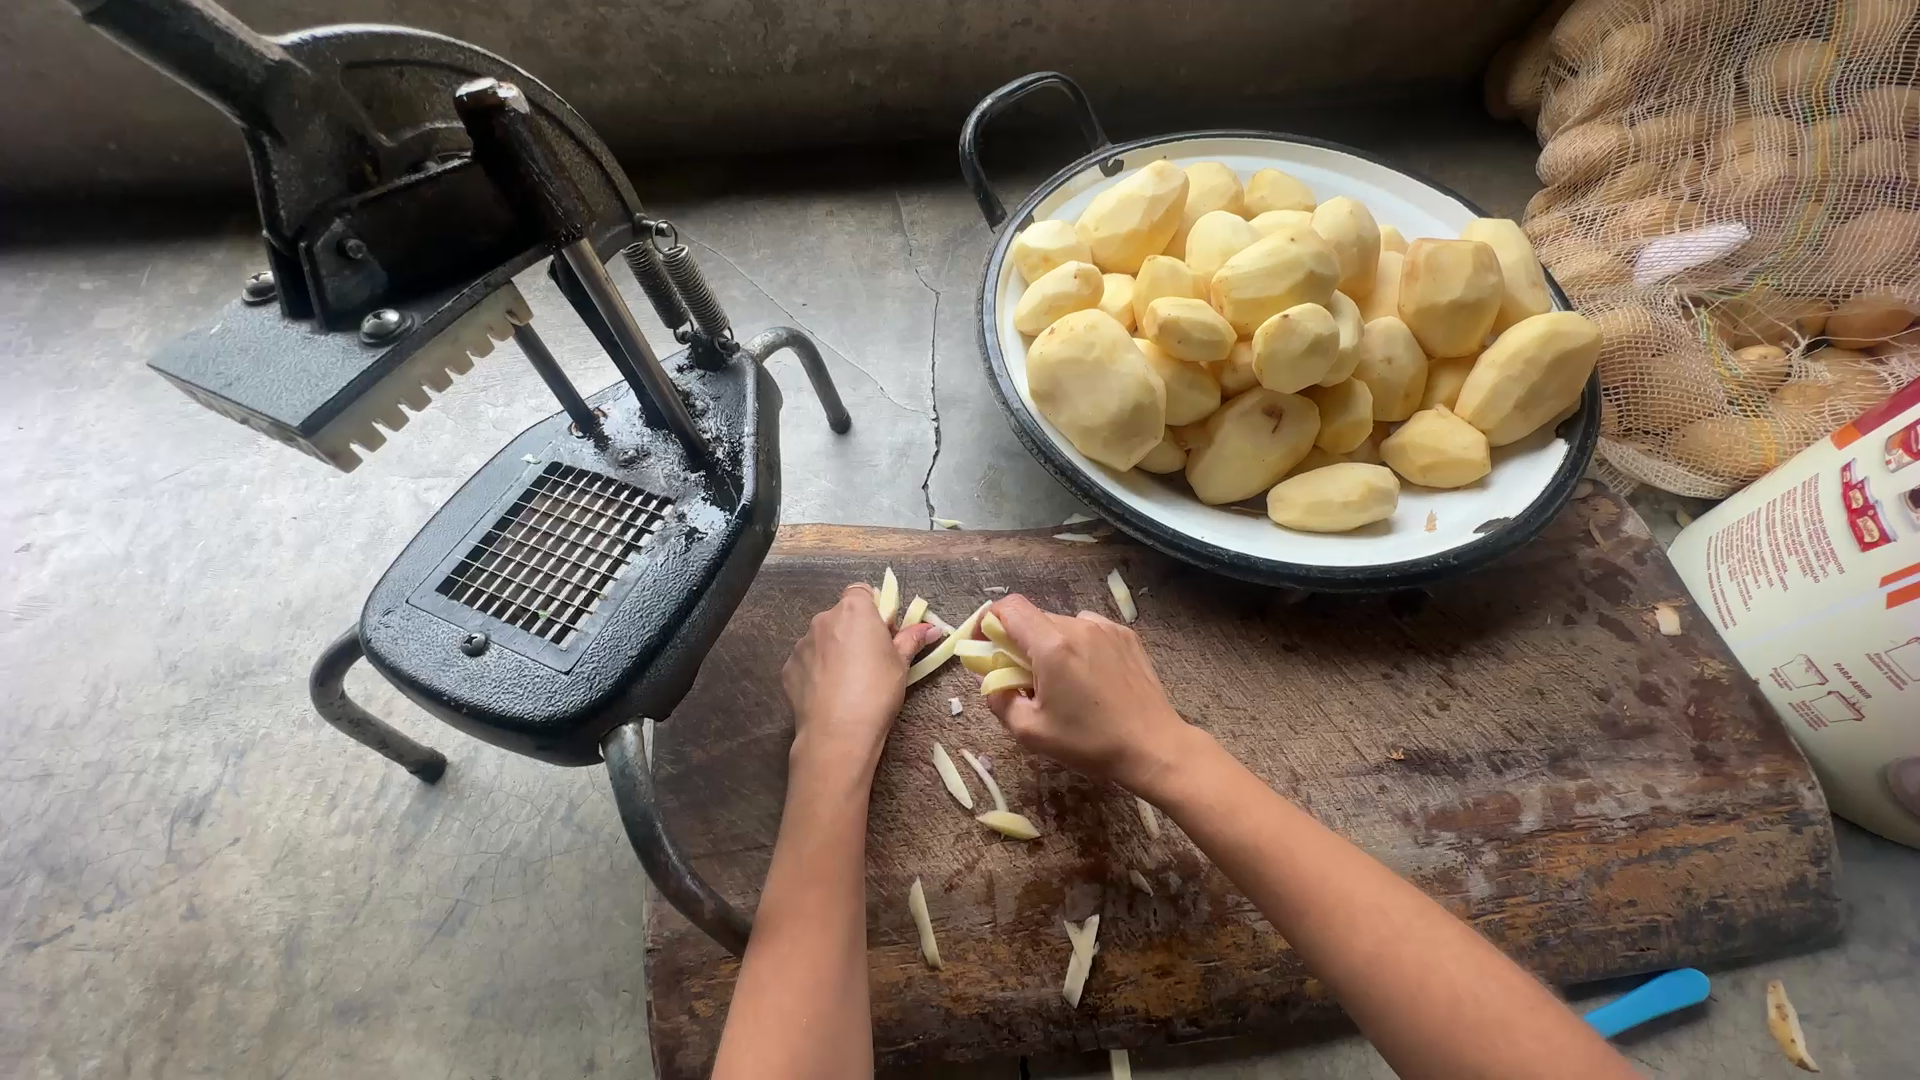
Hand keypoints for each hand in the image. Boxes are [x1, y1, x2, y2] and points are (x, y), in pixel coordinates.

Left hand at [781, 584, 941, 773]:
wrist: (838, 733)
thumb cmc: (877, 691)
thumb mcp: (901, 664)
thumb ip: (912, 639)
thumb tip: (932, 628)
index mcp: (854, 611)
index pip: (861, 591)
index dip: (874, 608)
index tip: (884, 632)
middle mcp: (823, 620)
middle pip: (842, 615)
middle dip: (855, 631)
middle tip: (871, 659)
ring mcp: (802, 644)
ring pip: (823, 639)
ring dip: (835, 650)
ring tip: (849, 681)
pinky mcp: (789, 668)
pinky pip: (808, 661)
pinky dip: (818, 670)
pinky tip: (830, 693)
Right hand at [984, 594, 1197, 797]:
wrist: (1154, 747)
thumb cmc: (1090, 742)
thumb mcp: (1030, 731)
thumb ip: (998, 699)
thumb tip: (987, 678)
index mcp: (1052, 645)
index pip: (1009, 607)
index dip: (988, 621)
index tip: (984, 647)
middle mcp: (1079, 626)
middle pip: (1034, 619)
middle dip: (1018, 642)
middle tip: (1020, 677)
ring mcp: (1106, 628)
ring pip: (1061, 625)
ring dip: (1049, 645)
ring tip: (1059, 682)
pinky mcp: (1126, 636)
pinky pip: (1088, 630)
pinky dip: (1076, 647)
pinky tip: (1087, 677)